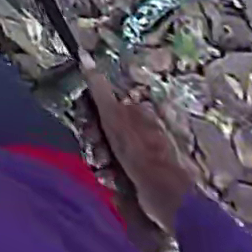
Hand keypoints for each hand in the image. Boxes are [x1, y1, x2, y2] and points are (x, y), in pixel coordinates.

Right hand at [83, 60, 196, 232]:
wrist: (167, 197)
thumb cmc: (138, 151)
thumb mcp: (113, 115)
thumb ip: (98, 88)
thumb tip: (84, 54)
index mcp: (137, 109)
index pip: (104, 104)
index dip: (91, 115)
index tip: (86, 126)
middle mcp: (142, 128)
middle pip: (106, 128)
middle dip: (96, 141)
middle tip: (95, 151)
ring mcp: (145, 152)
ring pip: (110, 150)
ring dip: (102, 160)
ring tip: (104, 170)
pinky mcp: (144, 175)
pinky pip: (119, 170)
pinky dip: (113, 175)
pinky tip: (112, 181)